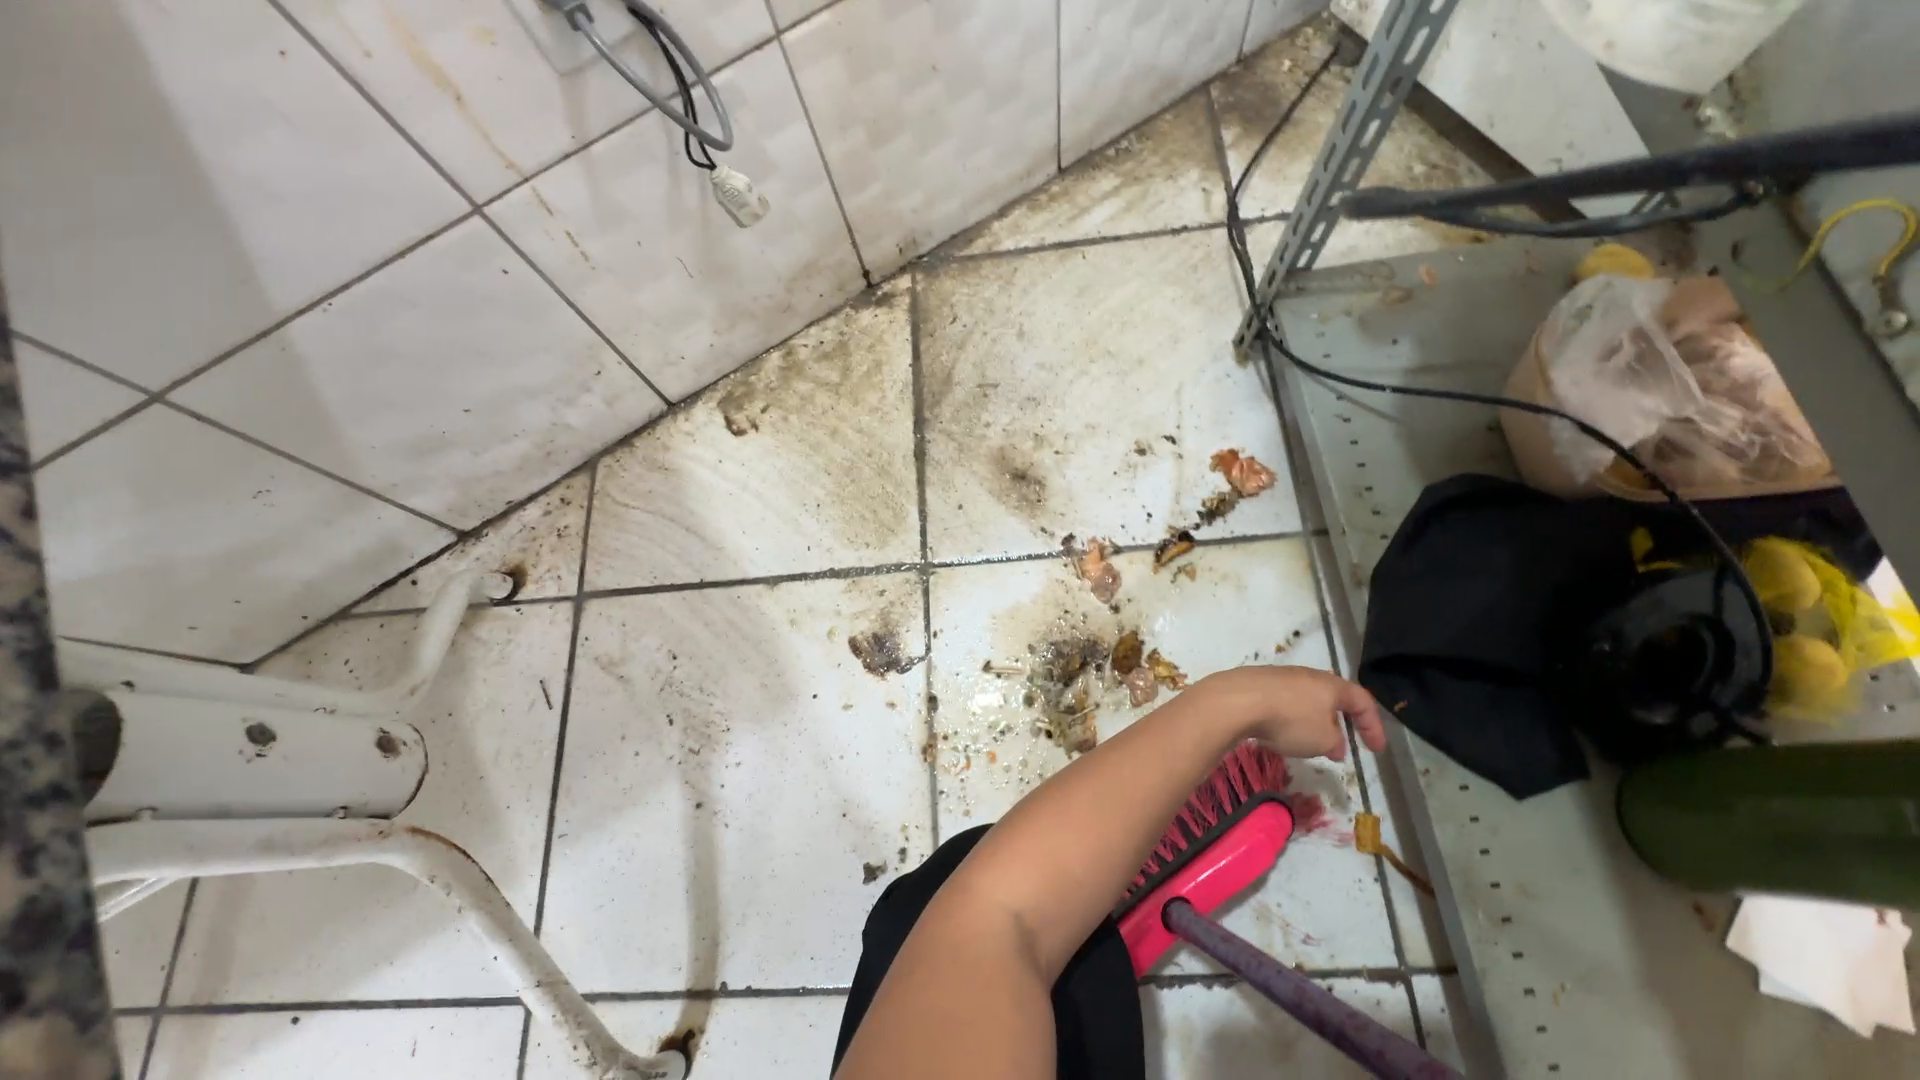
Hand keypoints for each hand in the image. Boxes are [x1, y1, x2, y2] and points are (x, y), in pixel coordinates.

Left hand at [1198, 666, 1386, 761]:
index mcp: (1331, 685)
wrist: (1236, 700)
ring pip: (1304, 700)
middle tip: (1338, 747)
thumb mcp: (1323, 740)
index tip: (1377, 749)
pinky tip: (1276, 734)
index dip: (1374, 725)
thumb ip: (1335, 743)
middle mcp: (1307, 675)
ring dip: (1310, 723)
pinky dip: (1286, 718)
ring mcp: (1279, 676)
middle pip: (1331, 697)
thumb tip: (1336, 744)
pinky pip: (1280, 702)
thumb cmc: (1289, 720)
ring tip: (1305, 745)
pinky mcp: (1255, 682)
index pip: (1362, 701)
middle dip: (1337, 723)